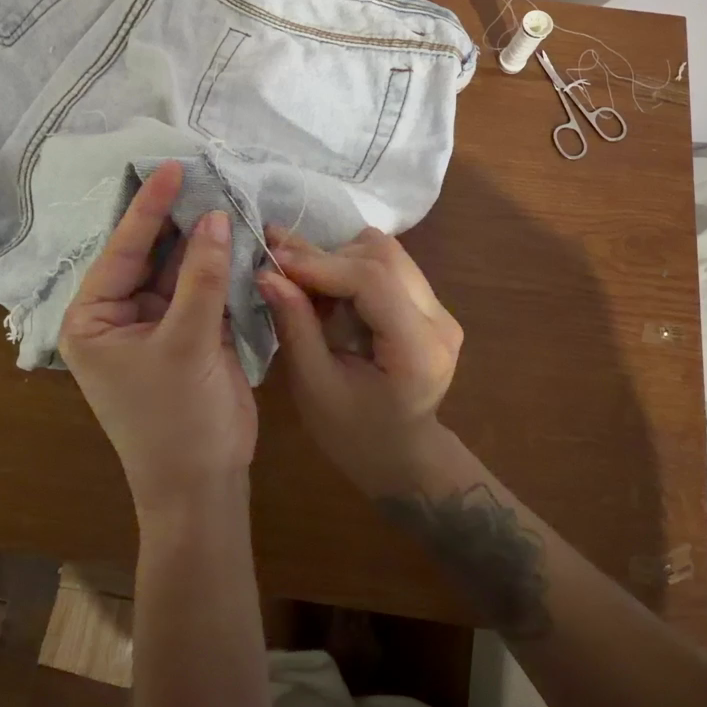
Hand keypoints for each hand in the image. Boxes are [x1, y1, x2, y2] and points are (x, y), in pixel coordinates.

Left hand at [59, 161, 256, 517]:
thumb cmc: (176, 420)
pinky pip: (202, 291)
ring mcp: (156, 325)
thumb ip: (202, 279)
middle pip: (150, 256)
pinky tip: (238, 236)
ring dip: (203, 241)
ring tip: (226, 194)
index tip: (172, 167)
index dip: (149, 209)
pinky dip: (220, 268)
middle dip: (178, 220)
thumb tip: (216, 218)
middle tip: (206, 173)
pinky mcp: (189, 336)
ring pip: (180, 271)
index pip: (121, 251)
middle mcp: (119, 316)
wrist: (204, 485)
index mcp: (94, 319)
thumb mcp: (185, 344)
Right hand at [255, 225, 463, 494]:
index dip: (320, 263)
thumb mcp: (314, 386)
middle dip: (327, 256)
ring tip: (304, 283)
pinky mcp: (430, 305)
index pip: (372, 281)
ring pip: (386, 253)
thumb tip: (266, 273)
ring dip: (340, 258)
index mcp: (417, 350)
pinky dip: (351, 267)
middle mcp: (439, 321)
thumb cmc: (352, 433)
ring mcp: (441, 310)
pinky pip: (389, 266)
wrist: (399, 454)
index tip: (274, 261)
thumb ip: (295, 326)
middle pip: (382, 257)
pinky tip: (327, 292)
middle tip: (280, 268)